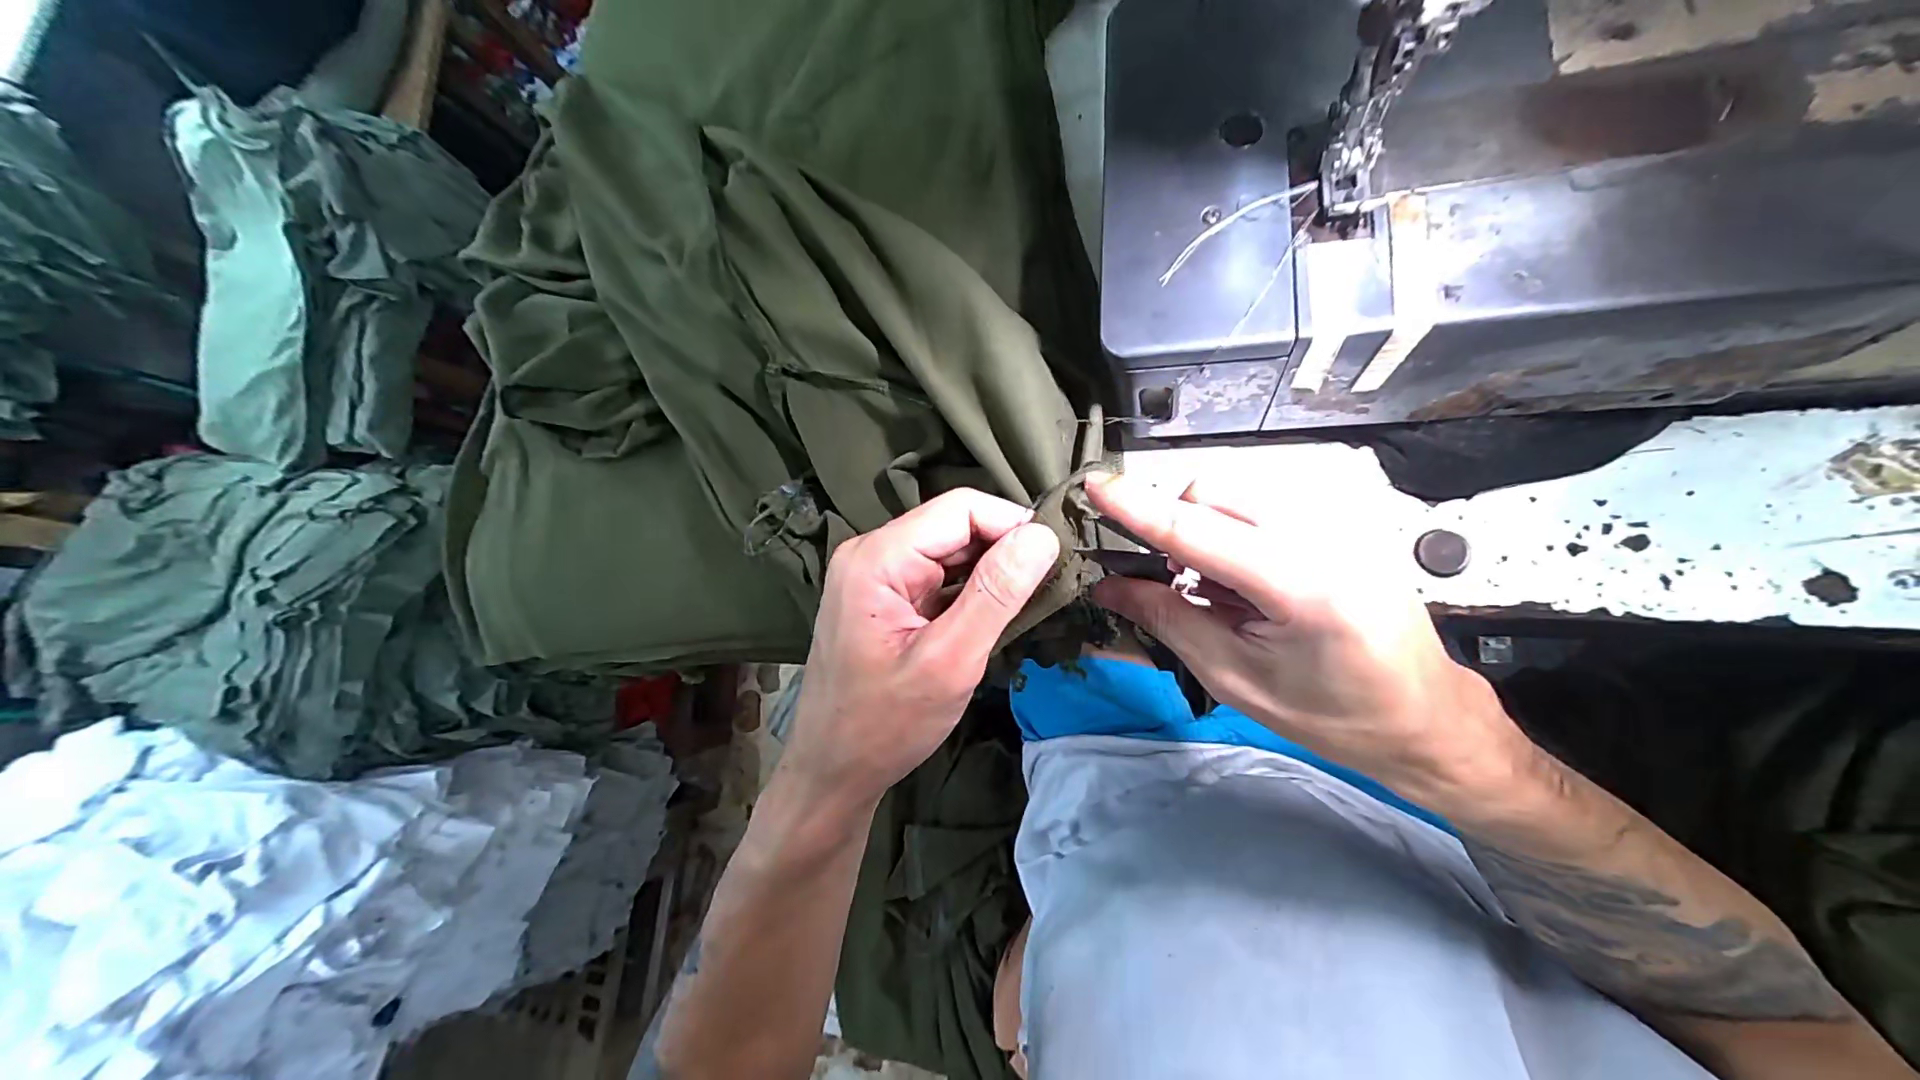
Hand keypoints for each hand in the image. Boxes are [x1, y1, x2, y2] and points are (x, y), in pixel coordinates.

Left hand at [780, 489, 1060, 808]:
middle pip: (956, 525)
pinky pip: (940, 575)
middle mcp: (873, 553)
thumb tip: (1042, 536)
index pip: (960, 507)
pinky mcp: (888, 598)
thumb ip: (995, 594)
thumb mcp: (949, 661)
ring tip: (1032, 599)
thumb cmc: (884, 725)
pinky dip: (974, 590)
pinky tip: (999, 611)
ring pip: (952, 549)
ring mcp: (878, 575)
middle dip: (1005, 548)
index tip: (1055, 557)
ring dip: (993, 570)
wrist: (833, 771)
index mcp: (877, 557)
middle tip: (1051, 583)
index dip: (1013, 524)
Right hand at [1086, 472, 1541, 811]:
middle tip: (1177, 585)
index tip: (1095, 485)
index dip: (1138, 508)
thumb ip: (1168, 619)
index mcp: (1302, 587)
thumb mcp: (1237, 679)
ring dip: (1205, 534)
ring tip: (1224, 594)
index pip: (1200, 532)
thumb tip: (1107, 586)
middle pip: (1214, 496)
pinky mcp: (1342, 524)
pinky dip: (1234, 536)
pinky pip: (1261, 508)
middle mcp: (1325, 538)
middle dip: (1176, 528)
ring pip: (1234, 497)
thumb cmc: (1332, 715)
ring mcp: (1340, 525)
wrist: (1425, 716)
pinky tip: (1252, 584)